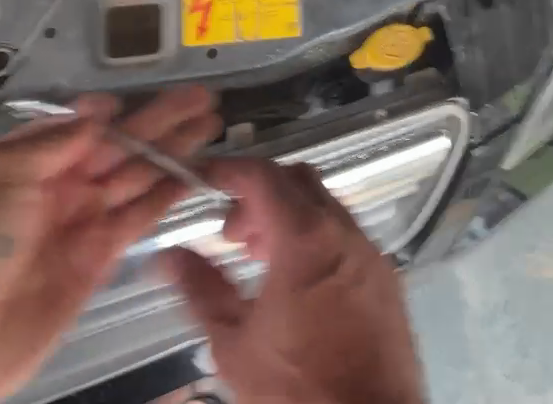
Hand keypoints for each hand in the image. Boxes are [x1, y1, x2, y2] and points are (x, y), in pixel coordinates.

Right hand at [162, 158, 423, 403]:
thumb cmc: (294, 387)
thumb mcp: (233, 342)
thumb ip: (201, 289)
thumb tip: (166, 255)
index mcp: (307, 238)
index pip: (265, 176)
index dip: (230, 170)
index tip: (202, 179)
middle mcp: (345, 230)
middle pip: (299, 181)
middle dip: (259, 193)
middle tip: (231, 234)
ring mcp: (371, 249)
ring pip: (326, 206)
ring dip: (289, 216)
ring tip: (259, 260)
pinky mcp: (385, 273)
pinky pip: (347, 233)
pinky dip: (317, 236)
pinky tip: (296, 280)